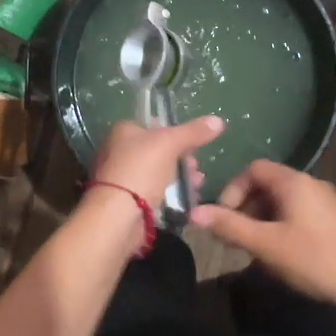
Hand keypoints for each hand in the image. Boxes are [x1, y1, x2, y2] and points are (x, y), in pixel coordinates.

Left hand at [88, 116, 221, 211]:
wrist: (118, 214)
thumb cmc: (141, 169)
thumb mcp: (170, 143)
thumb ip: (194, 132)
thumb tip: (217, 120)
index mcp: (123, 130)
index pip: (153, 125)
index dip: (176, 133)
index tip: (195, 144)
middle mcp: (118, 150)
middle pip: (158, 151)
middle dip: (182, 159)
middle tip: (197, 169)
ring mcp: (121, 176)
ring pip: (157, 173)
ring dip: (180, 178)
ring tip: (197, 185)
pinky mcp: (126, 200)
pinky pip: (153, 192)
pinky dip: (170, 195)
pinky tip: (186, 200)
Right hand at [190, 160, 335, 306]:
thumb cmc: (315, 260)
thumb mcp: (265, 244)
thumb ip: (229, 226)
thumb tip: (194, 213)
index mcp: (294, 182)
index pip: (253, 169)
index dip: (232, 190)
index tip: (224, 218)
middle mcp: (312, 184)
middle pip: (267, 186)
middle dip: (245, 211)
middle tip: (234, 241)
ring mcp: (328, 203)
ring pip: (283, 204)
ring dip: (262, 223)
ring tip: (256, 254)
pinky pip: (300, 216)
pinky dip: (282, 230)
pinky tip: (282, 259)